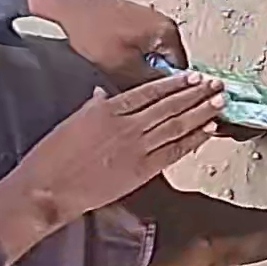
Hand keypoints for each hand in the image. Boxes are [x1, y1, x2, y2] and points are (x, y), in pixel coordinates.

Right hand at [0, 73, 224, 264]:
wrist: (45, 190)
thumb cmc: (52, 156)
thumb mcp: (72, 122)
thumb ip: (93, 105)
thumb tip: (103, 92)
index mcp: (109, 109)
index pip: (151, 91)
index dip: (176, 83)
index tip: (194, 76)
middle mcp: (127, 125)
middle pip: (170, 105)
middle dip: (197, 93)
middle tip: (218, 84)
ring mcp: (138, 147)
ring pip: (177, 125)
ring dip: (202, 111)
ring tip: (221, 100)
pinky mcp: (143, 169)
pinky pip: (175, 150)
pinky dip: (195, 138)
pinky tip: (210, 129)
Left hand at [26, 0, 185, 87]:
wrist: (66, 7)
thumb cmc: (92, 34)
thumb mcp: (123, 67)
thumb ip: (150, 81)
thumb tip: (168, 90)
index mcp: (169, 32)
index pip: (181, 68)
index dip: (167, 84)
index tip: (151, 92)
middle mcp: (165, 22)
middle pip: (169, 59)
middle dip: (152, 72)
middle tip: (130, 80)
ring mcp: (150, 17)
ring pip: (155, 52)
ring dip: (141, 62)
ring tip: (119, 67)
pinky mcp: (136, 17)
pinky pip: (143, 42)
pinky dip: (132, 52)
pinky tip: (114, 56)